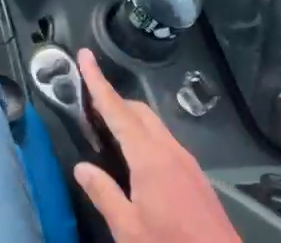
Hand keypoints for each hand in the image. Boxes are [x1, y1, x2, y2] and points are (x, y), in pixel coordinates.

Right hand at [73, 48, 240, 242]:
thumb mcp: (129, 228)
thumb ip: (103, 193)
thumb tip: (82, 167)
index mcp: (150, 158)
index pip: (117, 109)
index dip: (97, 82)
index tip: (84, 55)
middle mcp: (171, 152)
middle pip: (139, 111)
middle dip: (114, 100)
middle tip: (88, 107)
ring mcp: (189, 165)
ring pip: (154, 127)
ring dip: (130, 120)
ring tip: (108, 133)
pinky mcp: (198, 180)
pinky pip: (166, 144)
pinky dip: (145, 138)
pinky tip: (136, 162)